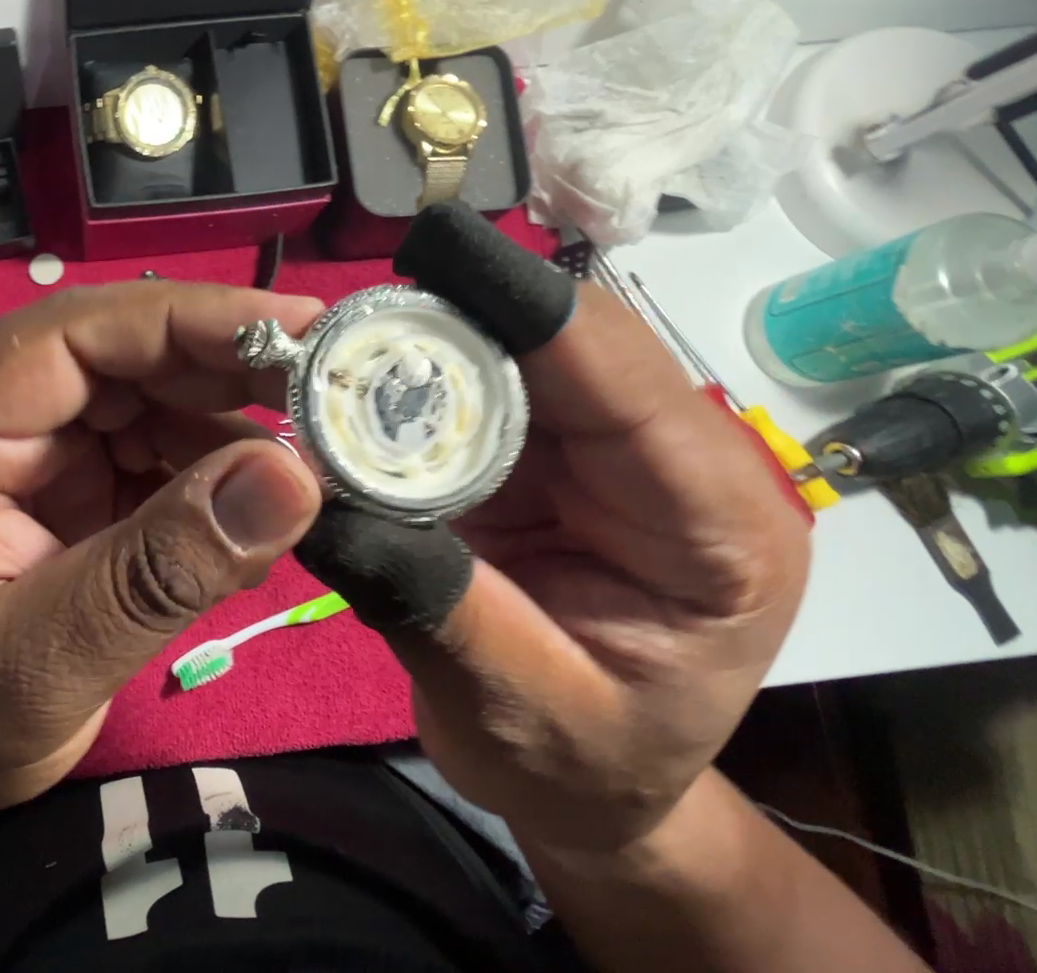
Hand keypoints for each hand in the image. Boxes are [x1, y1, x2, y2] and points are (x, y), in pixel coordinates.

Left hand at [0, 282, 326, 812]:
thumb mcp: (42, 662)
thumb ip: (158, 572)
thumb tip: (292, 477)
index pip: (69, 336)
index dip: (188, 319)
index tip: (305, 330)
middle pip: (122, 354)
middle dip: (231, 365)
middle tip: (341, 393)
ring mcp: (41, 451)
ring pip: (155, 398)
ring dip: (238, 423)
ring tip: (320, 465)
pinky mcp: (81, 486)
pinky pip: (165, 453)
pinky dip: (223, 475)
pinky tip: (266, 514)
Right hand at [298, 222, 811, 854]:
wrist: (586, 788)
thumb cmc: (581, 764)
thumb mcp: (513, 706)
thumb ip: (433, 605)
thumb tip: (320, 506)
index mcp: (716, 528)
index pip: (628, 385)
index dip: (528, 307)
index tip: (434, 248)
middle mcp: (674, 469)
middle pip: (566, 353)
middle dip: (459, 318)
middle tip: (346, 311)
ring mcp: (605, 459)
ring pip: (514, 364)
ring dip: (427, 348)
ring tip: (336, 344)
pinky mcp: (546, 464)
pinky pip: (476, 402)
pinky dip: (416, 391)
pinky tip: (358, 386)